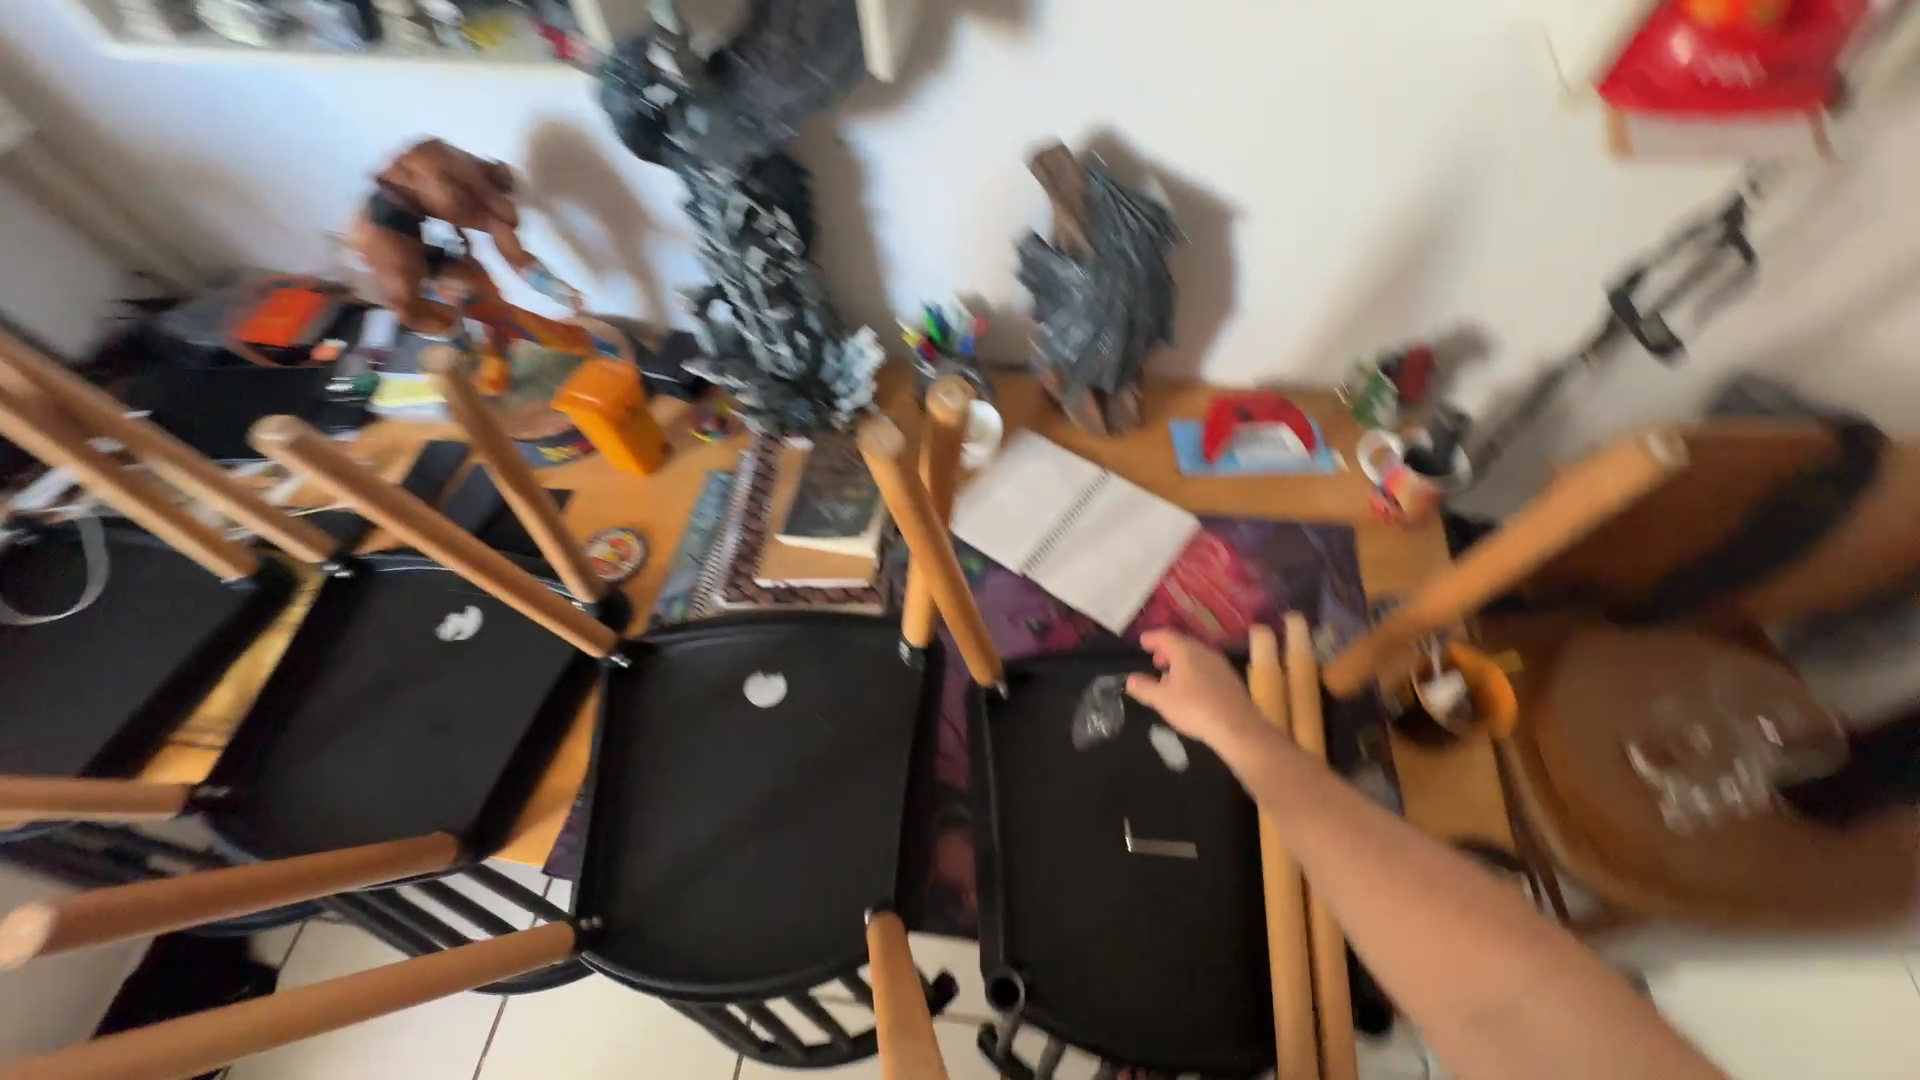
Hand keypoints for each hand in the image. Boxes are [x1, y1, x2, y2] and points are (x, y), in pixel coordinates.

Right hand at [1125, 630, 1267, 750]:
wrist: (1238, 727)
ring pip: (1195, 656)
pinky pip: (1206, 667)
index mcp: (1185, 651)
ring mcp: (1220, 664)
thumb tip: (1130, 679)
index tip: (1142, 642)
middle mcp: (1204, 652)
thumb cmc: (1194, 709)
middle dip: (1166, 651)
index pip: (1165, 635)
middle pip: (1182, 644)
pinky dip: (1193, 671)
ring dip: (1180, 662)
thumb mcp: (1162, 700)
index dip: (1152, 638)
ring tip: (1170, 677)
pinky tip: (1190, 689)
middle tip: (1155, 662)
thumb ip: (1143, 687)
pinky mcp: (1230, 679)